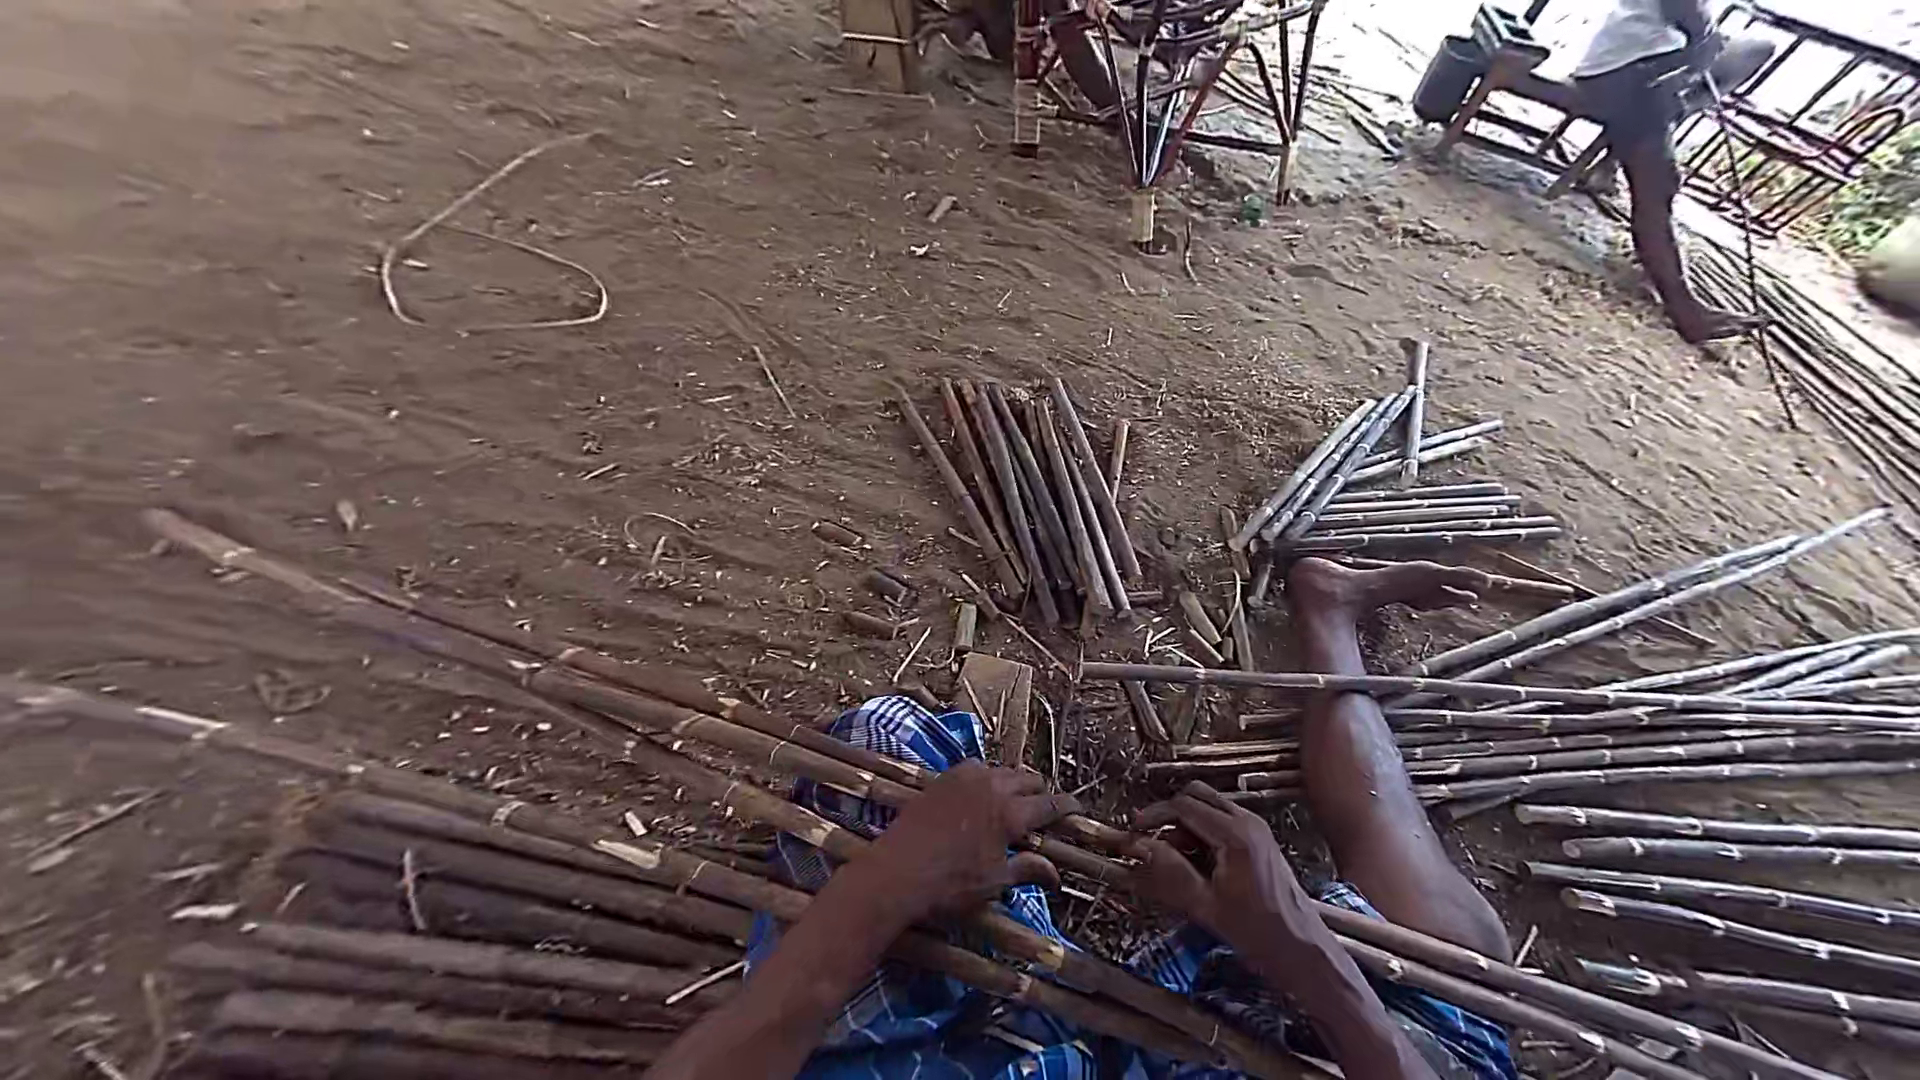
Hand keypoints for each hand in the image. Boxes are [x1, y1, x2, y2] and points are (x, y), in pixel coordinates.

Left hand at [848, 761, 1079, 923]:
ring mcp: (966, 777)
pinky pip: (976, 767)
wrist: (897, 870)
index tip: (1077, 807)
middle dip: (1041, 791)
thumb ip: (1026, 870)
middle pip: (1028, 779)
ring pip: (1002, 770)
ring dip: (1014, 781)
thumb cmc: (950, 885)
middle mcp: (993, 787)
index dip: (1067, 805)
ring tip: (1014, 797)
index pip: (1049, 804)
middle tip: (1044, 806)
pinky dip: (987, 776)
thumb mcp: (993, 883)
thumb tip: (1056, 875)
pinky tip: (982, 790)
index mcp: (1011, 814)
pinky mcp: (945, 776)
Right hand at [1128, 781, 1320, 959]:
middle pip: (1196, 795)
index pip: (1183, 806)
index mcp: (1234, 835)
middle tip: (1153, 837)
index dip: (1155, 814)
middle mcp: (1247, 821)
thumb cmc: (1256, 931)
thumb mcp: (1205, 905)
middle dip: (1170, 812)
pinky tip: (1196, 858)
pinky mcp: (1259, 837)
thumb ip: (1170, 871)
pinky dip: (1203, 828)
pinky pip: (1222, 818)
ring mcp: (1256, 827)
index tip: (1136, 829)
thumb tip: (1141, 846)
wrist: (1303, 951)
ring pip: (1209, 804)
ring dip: (1186, 821)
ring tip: (1174, 854)